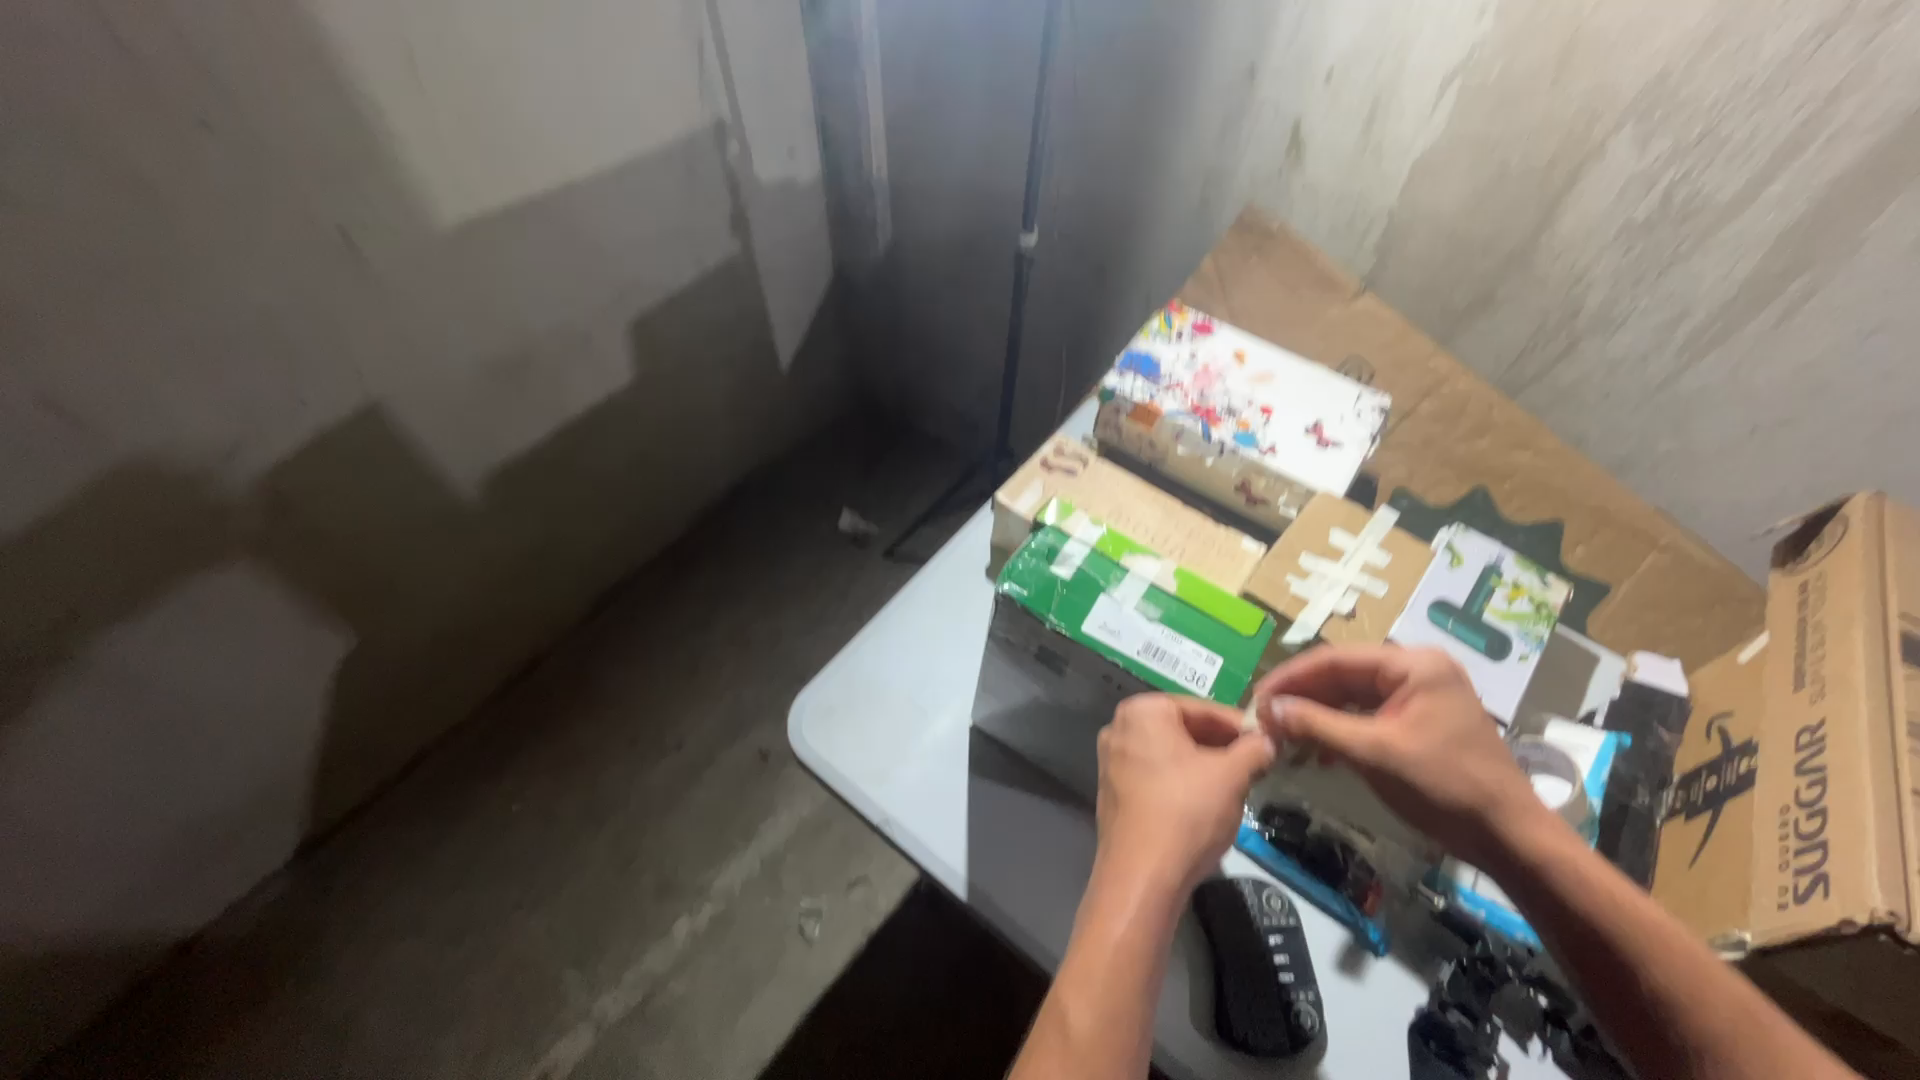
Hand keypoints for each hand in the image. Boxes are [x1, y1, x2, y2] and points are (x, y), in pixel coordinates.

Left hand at [1094, 694, 1276, 896]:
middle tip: (1256, 762)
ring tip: (1238, 783)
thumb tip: (1268, 740)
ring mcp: (1112, 762)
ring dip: (1205, 764)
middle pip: (1183, 729)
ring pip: (1171, 754)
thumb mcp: (1232, 775)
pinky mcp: (1113, 792)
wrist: (1142, 876)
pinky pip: (1156, 775)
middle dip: (1221, 745)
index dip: (1240, 725)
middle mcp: (1119, 729)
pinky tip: (1207, 802)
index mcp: (1142, 712)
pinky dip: (1183, 781)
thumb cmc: (1187, 812)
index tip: (1268, 740)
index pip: (1202, 708)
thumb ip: (1253, 750)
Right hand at [1250, 644, 1554, 866]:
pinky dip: (1338, 730)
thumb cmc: (1443, 787)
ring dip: (1316, 715)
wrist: (1508, 837)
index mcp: (1413, 665)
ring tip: (1282, 734)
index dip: (1290, 678)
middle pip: (1342, 675)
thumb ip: (1317, 725)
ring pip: (1351, 696)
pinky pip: (1367, 715)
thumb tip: (1267, 710)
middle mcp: (1417, 670)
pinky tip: (1316, 751)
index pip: (1335, 659)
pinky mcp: (1418, 721)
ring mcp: (1420, 696)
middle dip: (1301, 697)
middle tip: (1264, 719)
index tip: (1256, 700)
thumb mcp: (1373, 753)